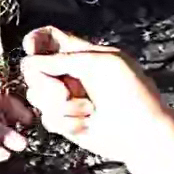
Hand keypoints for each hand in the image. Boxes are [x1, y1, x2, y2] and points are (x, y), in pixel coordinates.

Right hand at [20, 26, 173, 164]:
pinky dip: (66, 123)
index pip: (49, 38)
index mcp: (81, 53)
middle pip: (33, 68)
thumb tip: (31, 62)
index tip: (31, 50)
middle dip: (46, 83)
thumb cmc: (133, 96)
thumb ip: (63, 58)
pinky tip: (86, 124)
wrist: (142, 135)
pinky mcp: (63, 120)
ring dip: (61, 106)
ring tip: (87, 110)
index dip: (35, 41)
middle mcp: (69, 74)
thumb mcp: (101, 63)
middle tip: (65, 92)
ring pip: (36, 95)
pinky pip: (46, 118)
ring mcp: (64, 98)